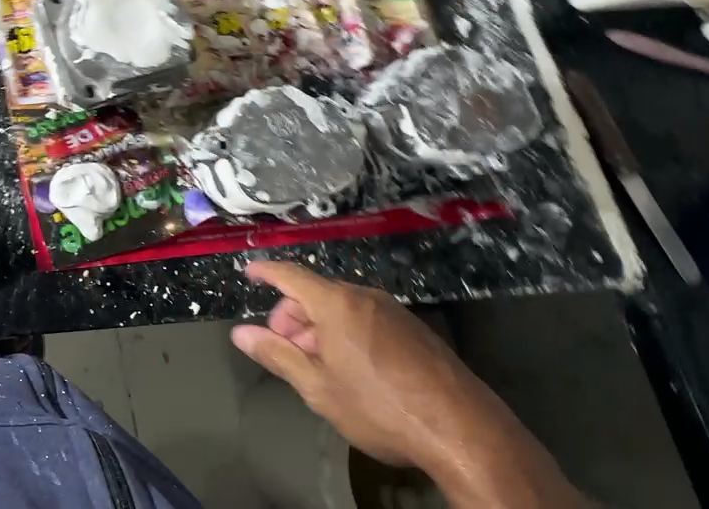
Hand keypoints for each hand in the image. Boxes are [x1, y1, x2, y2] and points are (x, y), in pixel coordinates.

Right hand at [229, 261, 516, 471]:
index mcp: (336, 303)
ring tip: (318, 364)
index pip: (289, 275)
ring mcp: (397, 314)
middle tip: (285, 348)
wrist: (468, 435)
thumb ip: (276, 355)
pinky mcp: (420, 333)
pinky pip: (370, 320)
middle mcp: (366, 298)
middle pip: (316, 294)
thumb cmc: (381, 408)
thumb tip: (240, 334)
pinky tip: (354, 370)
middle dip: (293, 315)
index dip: (265, 272)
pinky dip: (349, 333)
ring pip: (344, 308)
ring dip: (321, 327)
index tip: (249, 273)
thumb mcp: (318, 388)